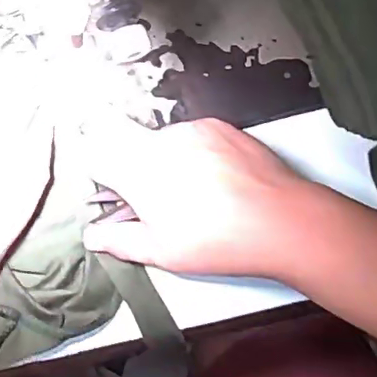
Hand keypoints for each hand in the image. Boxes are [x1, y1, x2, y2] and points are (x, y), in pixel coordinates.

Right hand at [79, 117, 340, 279]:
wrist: (283, 220)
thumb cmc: (224, 239)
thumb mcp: (163, 251)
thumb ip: (119, 240)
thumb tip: (94, 236)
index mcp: (138, 171)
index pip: (95, 157)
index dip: (100, 177)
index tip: (111, 193)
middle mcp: (159, 142)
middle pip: (126, 146)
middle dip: (132, 170)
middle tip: (154, 199)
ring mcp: (189, 130)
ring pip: (159, 141)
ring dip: (163, 161)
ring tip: (191, 192)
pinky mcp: (215, 126)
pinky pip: (190, 135)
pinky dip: (192, 152)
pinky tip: (210, 179)